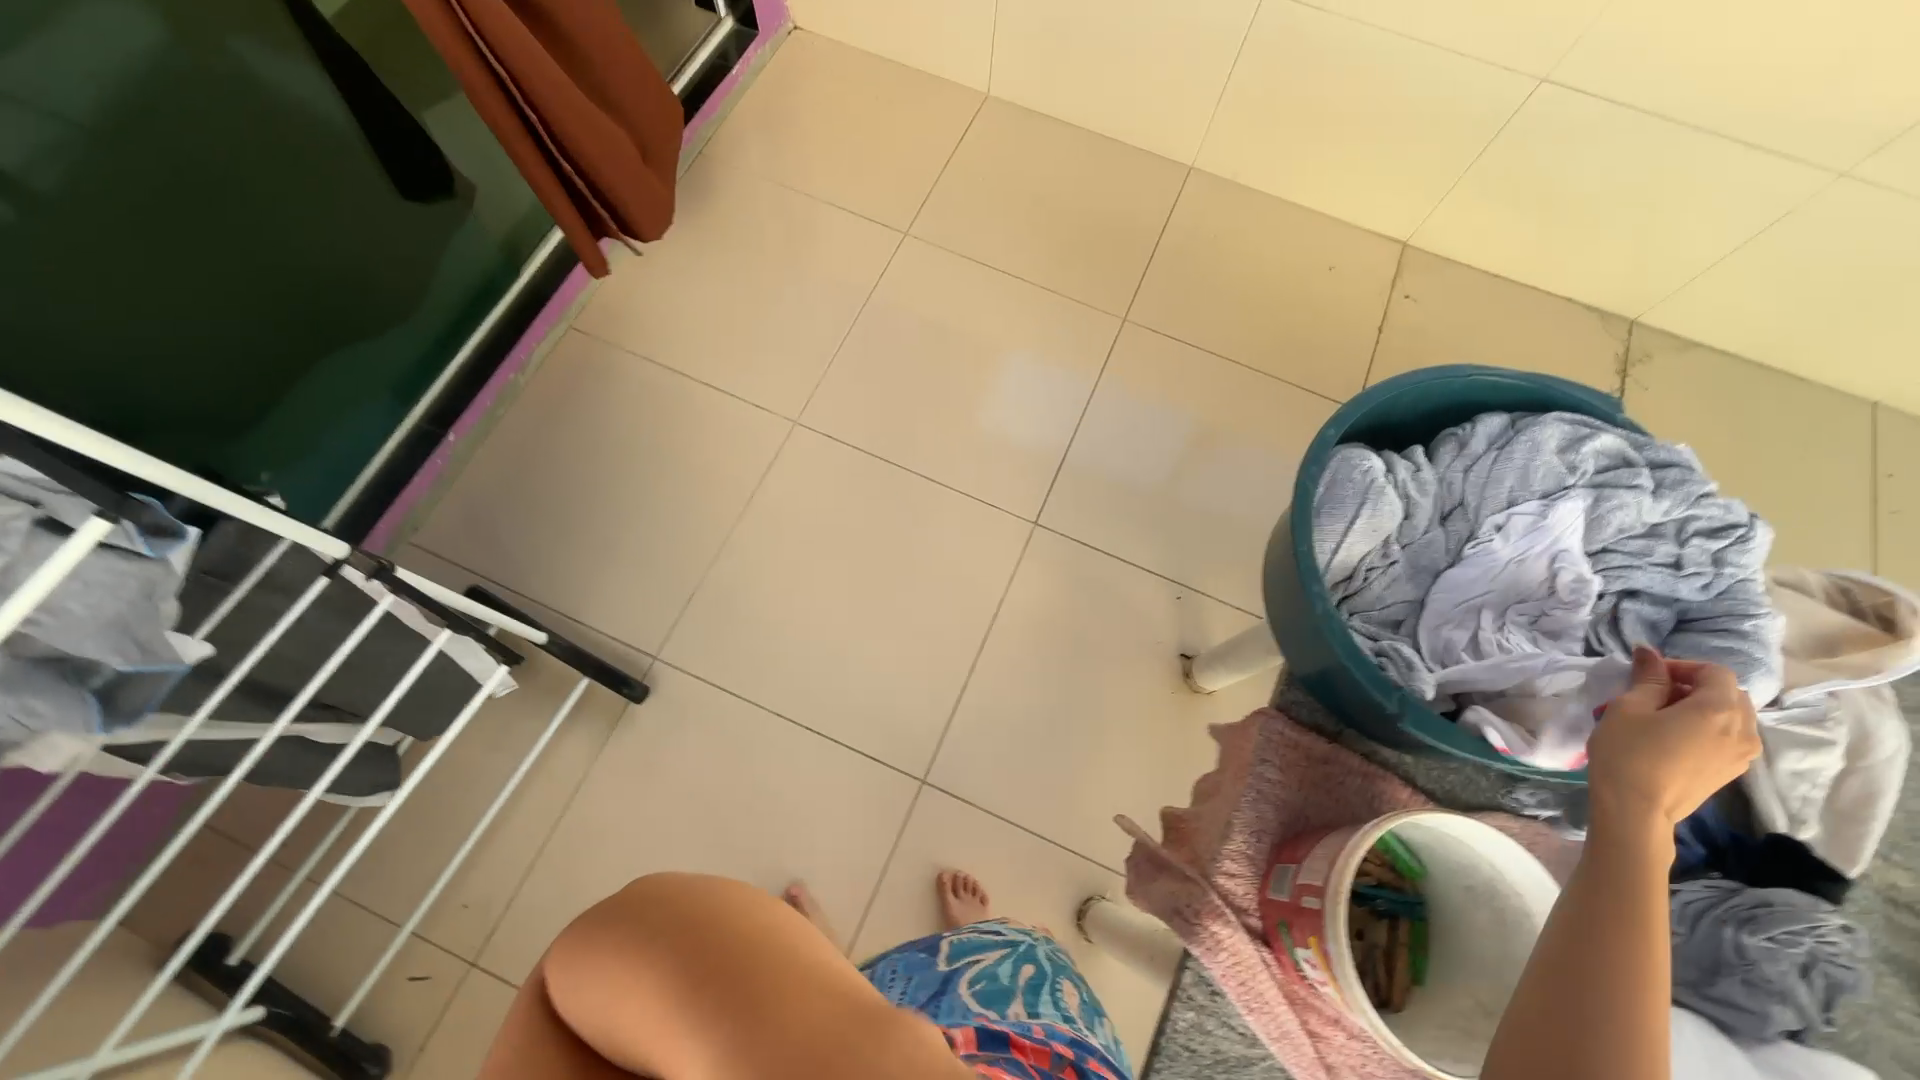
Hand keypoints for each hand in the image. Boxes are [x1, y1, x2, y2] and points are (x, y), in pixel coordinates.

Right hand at [1586, 646, 1761, 830]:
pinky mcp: (1733, 771)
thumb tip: (1649, 652)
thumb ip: (1647, 678)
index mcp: (1720, 709)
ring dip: (1703, 708)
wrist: (1636, 809)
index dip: (1682, 666)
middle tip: (1655, 694)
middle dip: (1695, 686)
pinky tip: (1674, 739)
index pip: (1714, 672)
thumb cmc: (1628, 753)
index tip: (1649, 676)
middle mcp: (1744, 729)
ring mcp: (1743, 754)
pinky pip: (1729, 737)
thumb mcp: (1629, 708)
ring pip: (1732, 717)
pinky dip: (1708, 728)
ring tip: (1663, 717)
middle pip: (1729, 693)